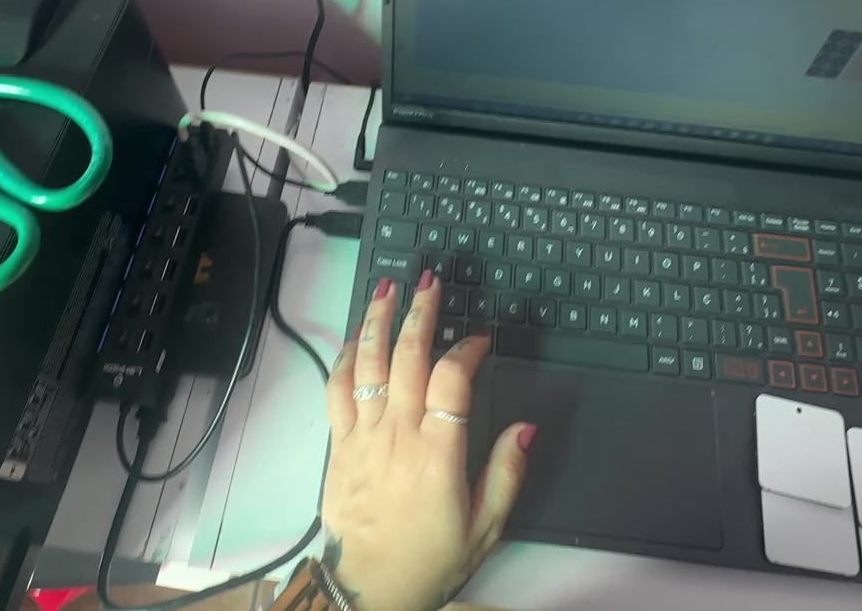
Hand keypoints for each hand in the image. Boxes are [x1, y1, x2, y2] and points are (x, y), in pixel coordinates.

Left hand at [322, 272, 533, 610]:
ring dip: (377, 320)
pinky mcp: (339, 443)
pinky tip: (354, 337)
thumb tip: (525, 427)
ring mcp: (363, 435)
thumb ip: (506, 473)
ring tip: (386, 288)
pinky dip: (345, 358)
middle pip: (408, 356)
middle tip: (429, 282)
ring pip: (368, 363)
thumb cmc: (428, 558)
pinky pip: (337, 390)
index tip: (478, 338)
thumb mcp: (484, 527)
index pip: (452, 380)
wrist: (366, 591)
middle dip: (419, 312)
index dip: (467, 349)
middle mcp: (397, 435)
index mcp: (437, 454)